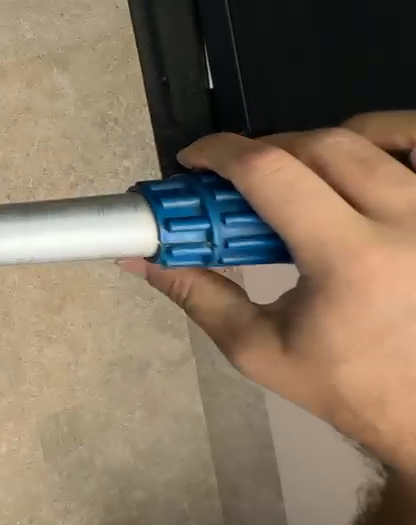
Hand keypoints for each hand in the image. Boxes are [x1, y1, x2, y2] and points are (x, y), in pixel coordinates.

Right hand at [123, 113, 415, 474]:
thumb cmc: (357, 387)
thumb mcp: (257, 346)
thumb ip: (194, 292)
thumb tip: (136, 257)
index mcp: (355, 261)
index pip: (270, 171)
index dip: (219, 153)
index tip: (194, 161)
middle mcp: (415, 228)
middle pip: (324, 146)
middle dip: (265, 150)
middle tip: (239, 177)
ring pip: (388, 137)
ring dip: (332, 141)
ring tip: (308, 169)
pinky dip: (399, 142)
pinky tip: (376, 162)